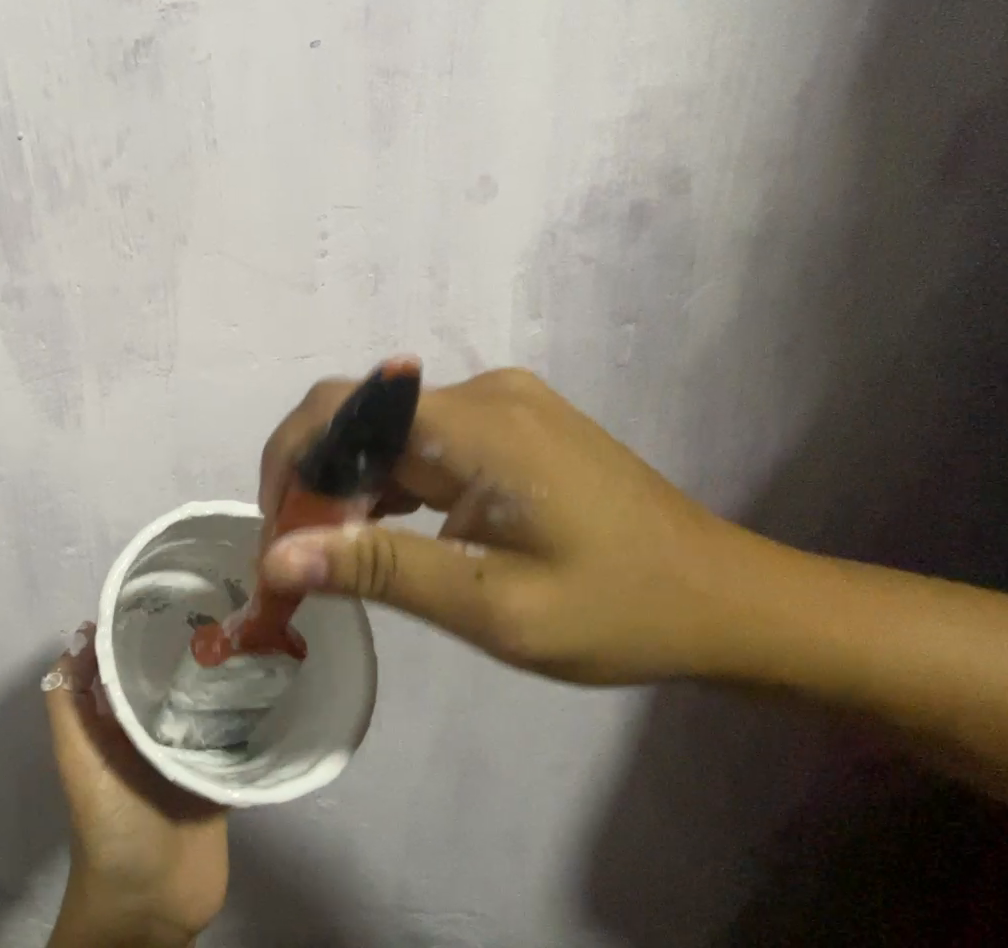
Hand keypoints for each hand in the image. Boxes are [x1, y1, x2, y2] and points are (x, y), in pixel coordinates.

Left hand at [44, 623, 227, 946]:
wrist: (150, 902)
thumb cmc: (109, 823)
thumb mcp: (76, 757)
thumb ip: (69, 702)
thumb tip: (80, 635)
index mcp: (112, 723)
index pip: (123, 666)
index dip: (138, 632)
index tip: (167, 593)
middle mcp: (147, 732)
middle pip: (167, 682)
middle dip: (186, 649)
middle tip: (224, 608)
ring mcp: (185, 756)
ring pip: (203, 707)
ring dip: (220, 681)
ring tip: (252, 638)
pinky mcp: (218, 780)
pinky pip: (234, 741)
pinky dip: (247, 719)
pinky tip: (270, 688)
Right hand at [258, 366, 748, 683]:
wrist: (732, 604)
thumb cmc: (619, 611)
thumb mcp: (490, 604)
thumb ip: (378, 570)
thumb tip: (275, 558)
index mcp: (478, 426)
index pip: (342, 407)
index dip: (289, 458)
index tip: (278, 531)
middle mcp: (483, 395)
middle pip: (360, 419)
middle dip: (313, 482)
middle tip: (300, 558)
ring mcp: (501, 407)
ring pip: (386, 433)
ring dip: (348, 486)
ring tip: (336, 554)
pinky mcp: (511, 427)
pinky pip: (421, 444)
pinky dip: (387, 486)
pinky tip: (387, 534)